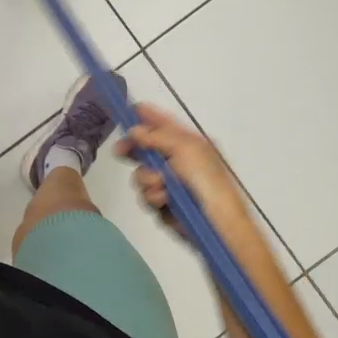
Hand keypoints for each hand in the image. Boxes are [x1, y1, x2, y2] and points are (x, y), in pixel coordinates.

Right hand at [118, 103, 251, 239]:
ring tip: (161, 187)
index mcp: (187, 142)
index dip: (144, 116)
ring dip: (147, 179)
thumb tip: (134, 130)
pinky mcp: (163, 204)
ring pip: (141, 174)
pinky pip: (145, 195)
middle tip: (120, 151)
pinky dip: (153, 197)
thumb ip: (156, 136)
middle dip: (134, 150)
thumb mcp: (185, 148)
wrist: (217, 223)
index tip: (126, 113)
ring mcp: (169, 182)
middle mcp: (176, 160)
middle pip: (145, 148)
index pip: (162, 122)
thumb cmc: (206, 180)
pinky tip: (164, 201)